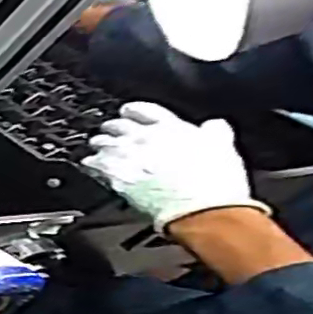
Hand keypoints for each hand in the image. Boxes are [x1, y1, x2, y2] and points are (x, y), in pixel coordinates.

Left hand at [80, 102, 268, 232]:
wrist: (197, 204)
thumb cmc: (215, 179)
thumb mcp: (223, 146)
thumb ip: (213, 132)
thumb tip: (212, 125)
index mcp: (171, 127)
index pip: (141, 109)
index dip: (131, 111)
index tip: (128, 114)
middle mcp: (143, 136)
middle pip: (114, 125)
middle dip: (112, 130)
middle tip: (113, 137)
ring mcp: (124, 153)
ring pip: (99, 142)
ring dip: (100, 146)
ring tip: (103, 152)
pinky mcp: (110, 172)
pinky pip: (90, 162)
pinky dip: (90, 164)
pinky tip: (94, 168)